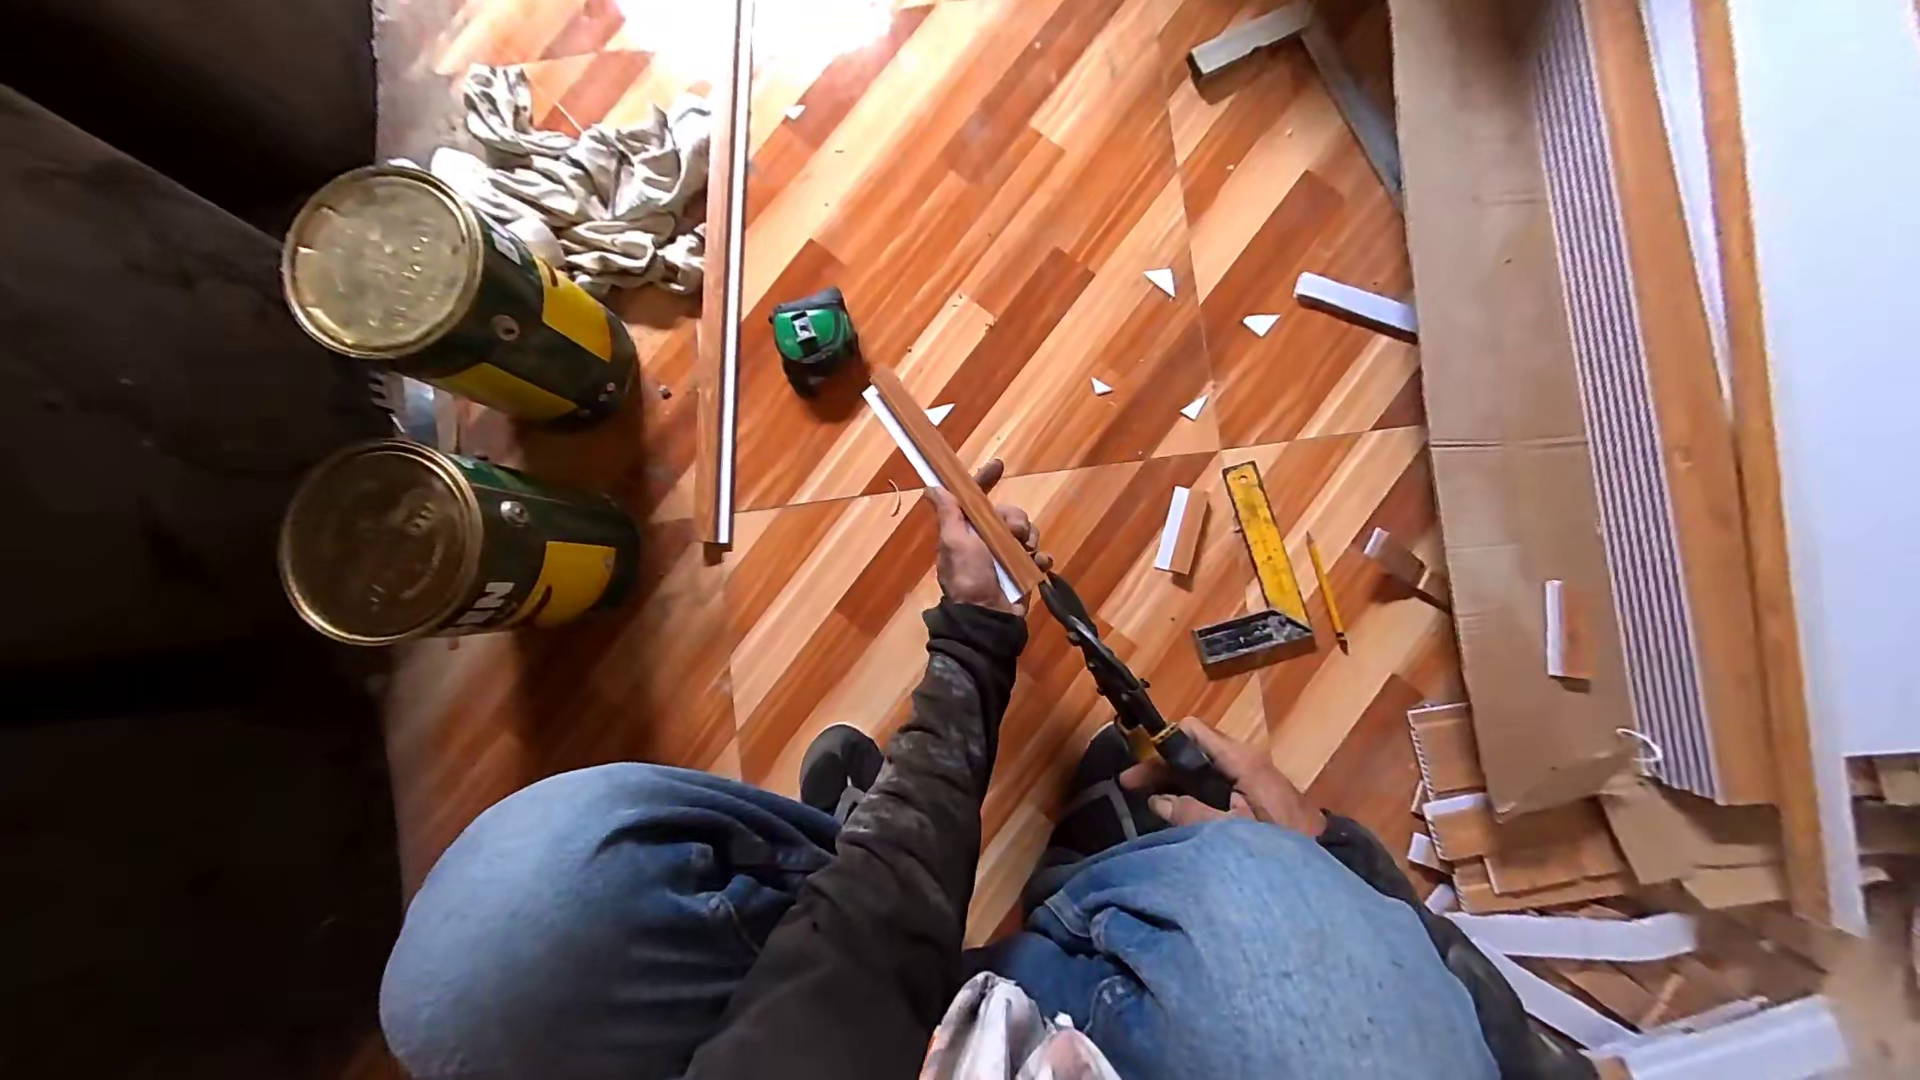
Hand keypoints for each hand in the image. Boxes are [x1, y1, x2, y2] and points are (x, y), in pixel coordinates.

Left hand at [924, 458, 1052, 615]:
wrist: (988, 619)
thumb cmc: (968, 578)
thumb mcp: (955, 543)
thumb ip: (948, 514)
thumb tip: (931, 486)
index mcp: (966, 530)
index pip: (975, 498)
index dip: (984, 480)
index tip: (998, 466)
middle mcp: (984, 540)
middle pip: (1007, 513)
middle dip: (1015, 519)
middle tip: (1014, 534)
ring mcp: (1005, 556)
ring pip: (1025, 531)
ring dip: (1030, 538)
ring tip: (1027, 553)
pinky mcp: (1022, 571)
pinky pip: (1037, 554)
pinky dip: (1040, 557)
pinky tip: (1038, 563)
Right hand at [1119, 718, 1325, 835]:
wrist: (1333, 863)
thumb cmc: (1285, 844)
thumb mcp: (1234, 832)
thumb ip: (1193, 815)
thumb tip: (1156, 802)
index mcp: (1239, 759)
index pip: (1192, 730)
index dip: (1163, 739)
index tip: (1139, 760)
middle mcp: (1241, 759)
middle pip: (1189, 749)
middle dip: (1158, 764)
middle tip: (1129, 785)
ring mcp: (1247, 774)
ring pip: (1198, 766)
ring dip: (1170, 778)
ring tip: (1144, 797)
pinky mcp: (1250, 791)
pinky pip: (1210, 781)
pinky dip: (1187, 789)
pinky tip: (1172, 807)